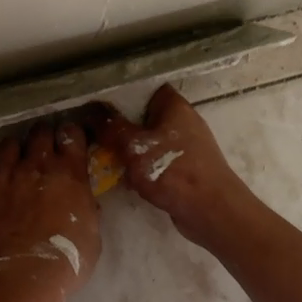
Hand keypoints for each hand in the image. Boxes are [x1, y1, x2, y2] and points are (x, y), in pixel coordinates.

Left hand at [0, 122, 101, 298]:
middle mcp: (37, 165)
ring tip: (13, 162)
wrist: (24, 275)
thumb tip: (85, 201)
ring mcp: (6, 176)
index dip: (71, 135)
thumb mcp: (92, 234)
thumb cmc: (67, 259)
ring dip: (12, 151)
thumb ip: (87, 209)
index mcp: (69, 173)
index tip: (69, 143)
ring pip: (7, 144)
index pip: (71, 134)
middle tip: (43, 150)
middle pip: (39, 132)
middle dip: (42, 137)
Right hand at [85, 85, 255, 249]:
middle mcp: (181, 121)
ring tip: (101, 154)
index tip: (97, 102)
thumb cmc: (174, 171)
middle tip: (93, 131)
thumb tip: (90, 112)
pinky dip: (141, 168)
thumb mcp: (134, 147)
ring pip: (148, 142)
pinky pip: (155, 162)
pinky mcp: (184, 170)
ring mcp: (184, 147)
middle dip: (120, 126)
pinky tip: (121, 177)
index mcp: (174, 106)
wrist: (212, 212)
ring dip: (128, 150)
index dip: (121, 93)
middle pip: (143, 117)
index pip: (144, 88)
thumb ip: (111, 128)